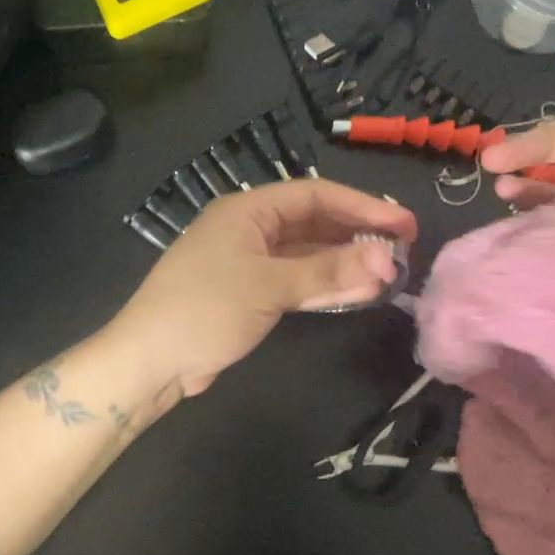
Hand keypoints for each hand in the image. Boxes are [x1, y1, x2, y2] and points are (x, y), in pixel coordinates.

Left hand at [106, 181, 415, 396]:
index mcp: (245, 211)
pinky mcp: (244, 295)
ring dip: (343, 263)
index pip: (315, 195)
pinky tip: (354, 293)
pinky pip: (292, 281)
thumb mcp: (268, 286)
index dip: (363, 207)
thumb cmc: (203, 311)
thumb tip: (387, 259)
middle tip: (403, 252)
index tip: (405, 226)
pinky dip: (321, 286)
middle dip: (356, 236)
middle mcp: (246, 229)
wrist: (150, 360)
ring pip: (304, 255)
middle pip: (312, 222)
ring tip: (387, 275)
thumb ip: (328, 271)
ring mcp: (244, 263)